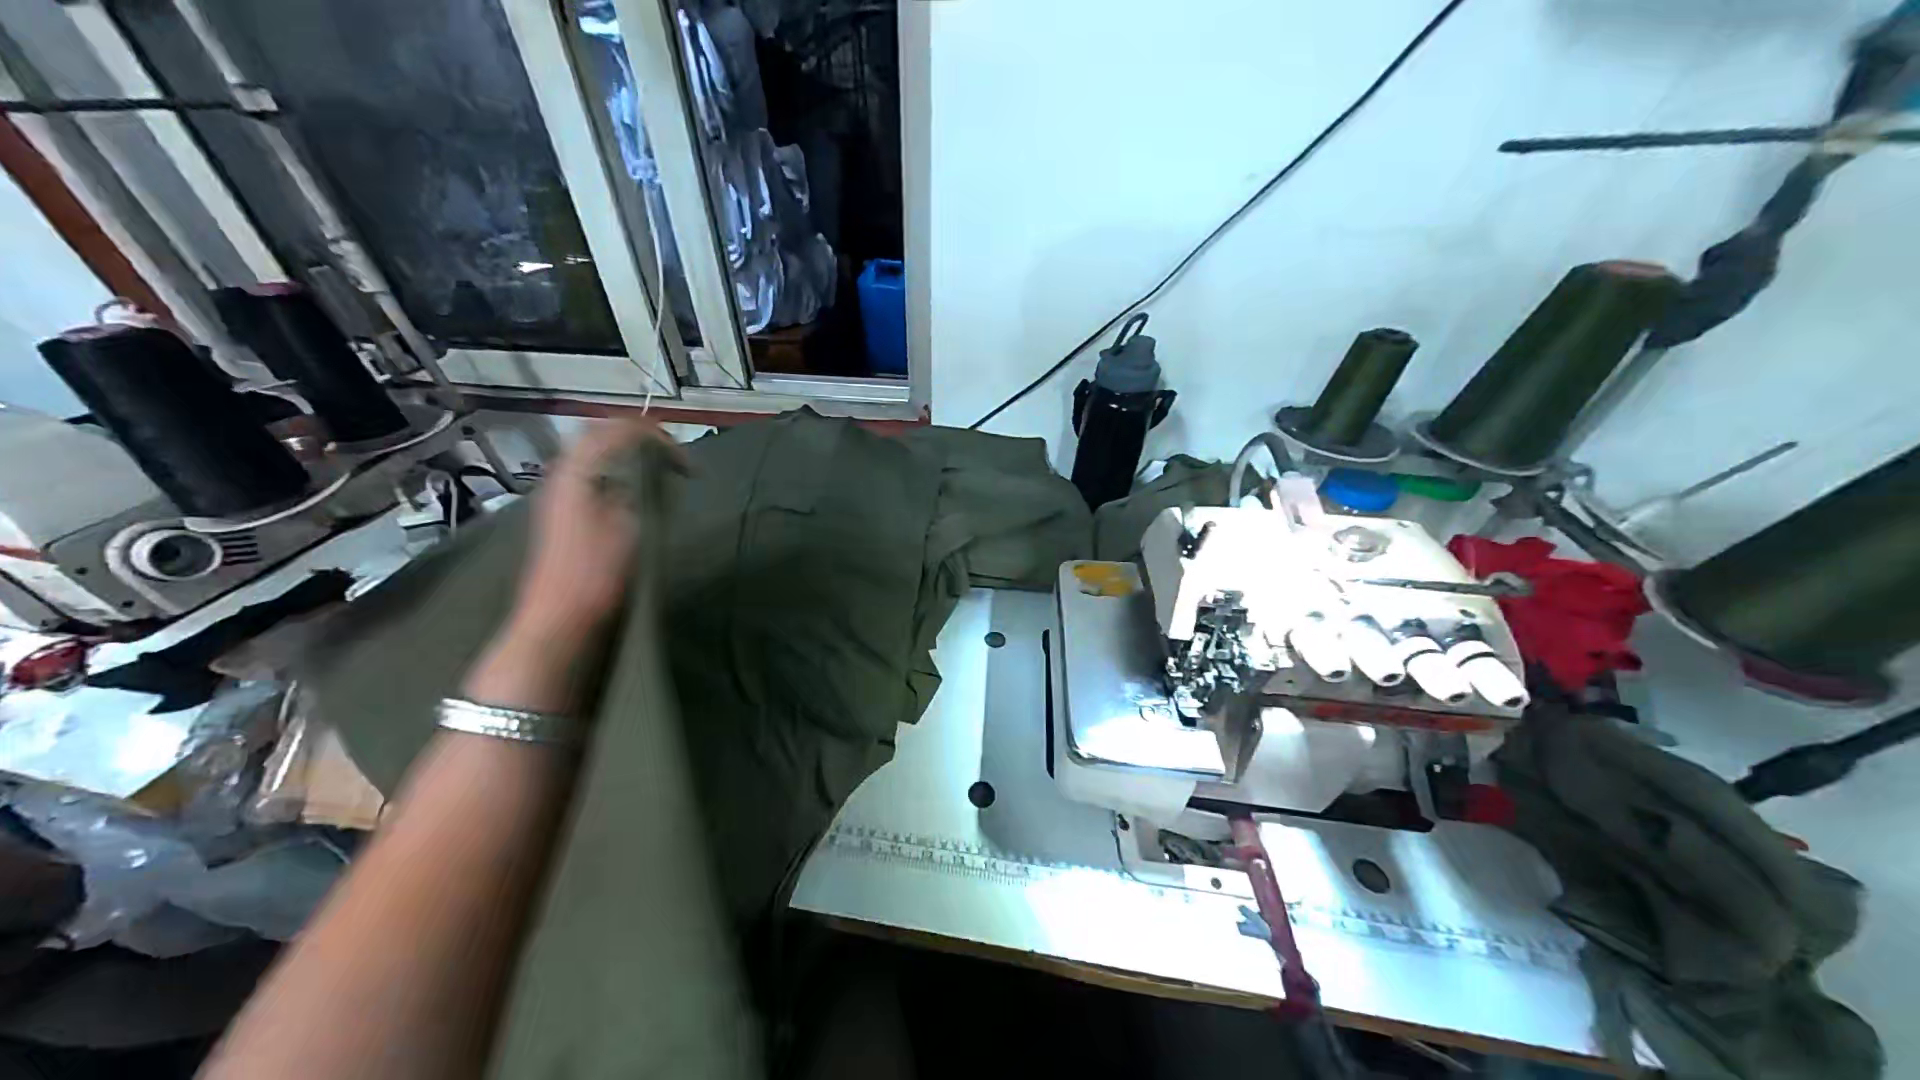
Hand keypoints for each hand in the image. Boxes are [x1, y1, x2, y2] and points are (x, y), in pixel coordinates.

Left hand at [510, 418, 678, 633]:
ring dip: (628, 454)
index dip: (655, 436)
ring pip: (595, 454)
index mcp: (578, 472)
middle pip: (600, 434)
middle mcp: (563, 474)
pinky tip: (637, 492)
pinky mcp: (563, 513)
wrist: (558, 617)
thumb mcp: (630, 525)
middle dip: (639, 438)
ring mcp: (559, 494)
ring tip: (660, 471)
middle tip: (673, 456)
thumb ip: (643, 488)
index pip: (618, 430)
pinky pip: (593, 475)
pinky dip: (618, 472)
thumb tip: (656, 469)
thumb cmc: (596, 573)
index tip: (684, 458)